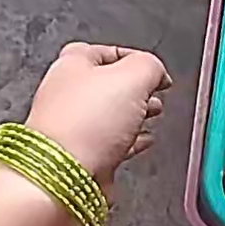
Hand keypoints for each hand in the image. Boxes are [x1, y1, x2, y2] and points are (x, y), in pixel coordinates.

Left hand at [24, 42, 170, 191]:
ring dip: (135, 114)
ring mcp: (74, 127)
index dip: (132, 57)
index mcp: (72, 66)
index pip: (104, 51)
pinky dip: (130, 140)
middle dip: (136, 88)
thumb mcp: (132, 77)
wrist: (66, 173)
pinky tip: (143, 140)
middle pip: (107, 84)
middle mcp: (68, 94)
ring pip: (110, 115)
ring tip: (153, 113)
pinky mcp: (84, 155)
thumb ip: (149, 66)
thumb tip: (158, 72)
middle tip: (155, 91)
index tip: (154, 68)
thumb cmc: (86, 124)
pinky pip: (111, 143)